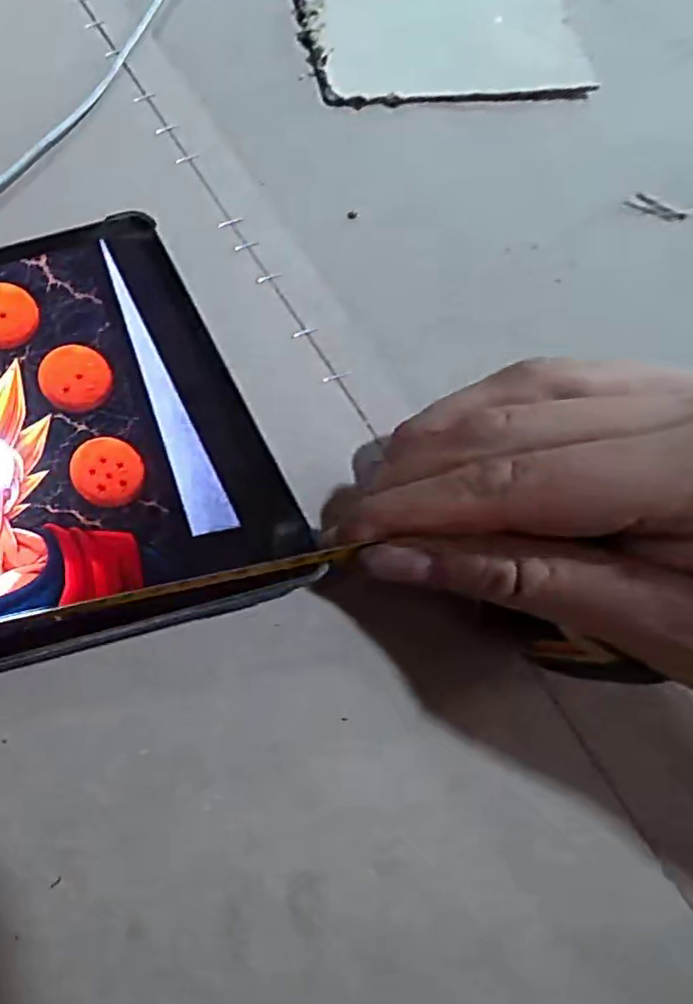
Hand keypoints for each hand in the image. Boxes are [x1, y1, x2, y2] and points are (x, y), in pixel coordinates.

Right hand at [337, 358, 692, 683]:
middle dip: (402, 484)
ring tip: (390, 496)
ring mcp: (677, 387)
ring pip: (507, 395)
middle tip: (354, 530)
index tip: (345, 544)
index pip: (509, 481)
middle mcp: (689, 409)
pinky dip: (470, 415)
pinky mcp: (663, 387)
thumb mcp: (657, 625)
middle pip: (496, 431)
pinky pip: (540, 379)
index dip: (407, 511)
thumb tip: (386, 559)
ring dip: (425, 448)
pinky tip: (444, 448)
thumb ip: (516, 579)